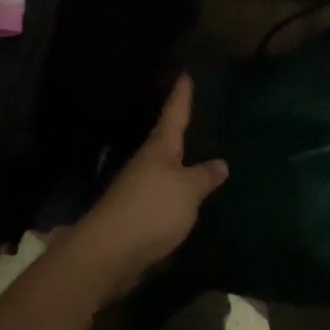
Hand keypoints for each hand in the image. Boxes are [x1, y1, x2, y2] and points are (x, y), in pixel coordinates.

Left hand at [68, 75, 228, 297]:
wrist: (108, 254)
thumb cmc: (151, 209)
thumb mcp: (188, 189)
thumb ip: (204, 175)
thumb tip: (220, 163)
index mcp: (159, 148)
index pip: (174, 114)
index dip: (181, 95)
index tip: (186, 74)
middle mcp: (146, 164)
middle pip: (166, 141)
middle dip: (181, 130)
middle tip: (200, 115)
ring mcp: (138, 191)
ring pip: (164, 171)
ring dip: (180, 165)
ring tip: (202, 158)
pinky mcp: (137, 216)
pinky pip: (163, 197)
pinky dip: (177, 195)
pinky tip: (191, 200)